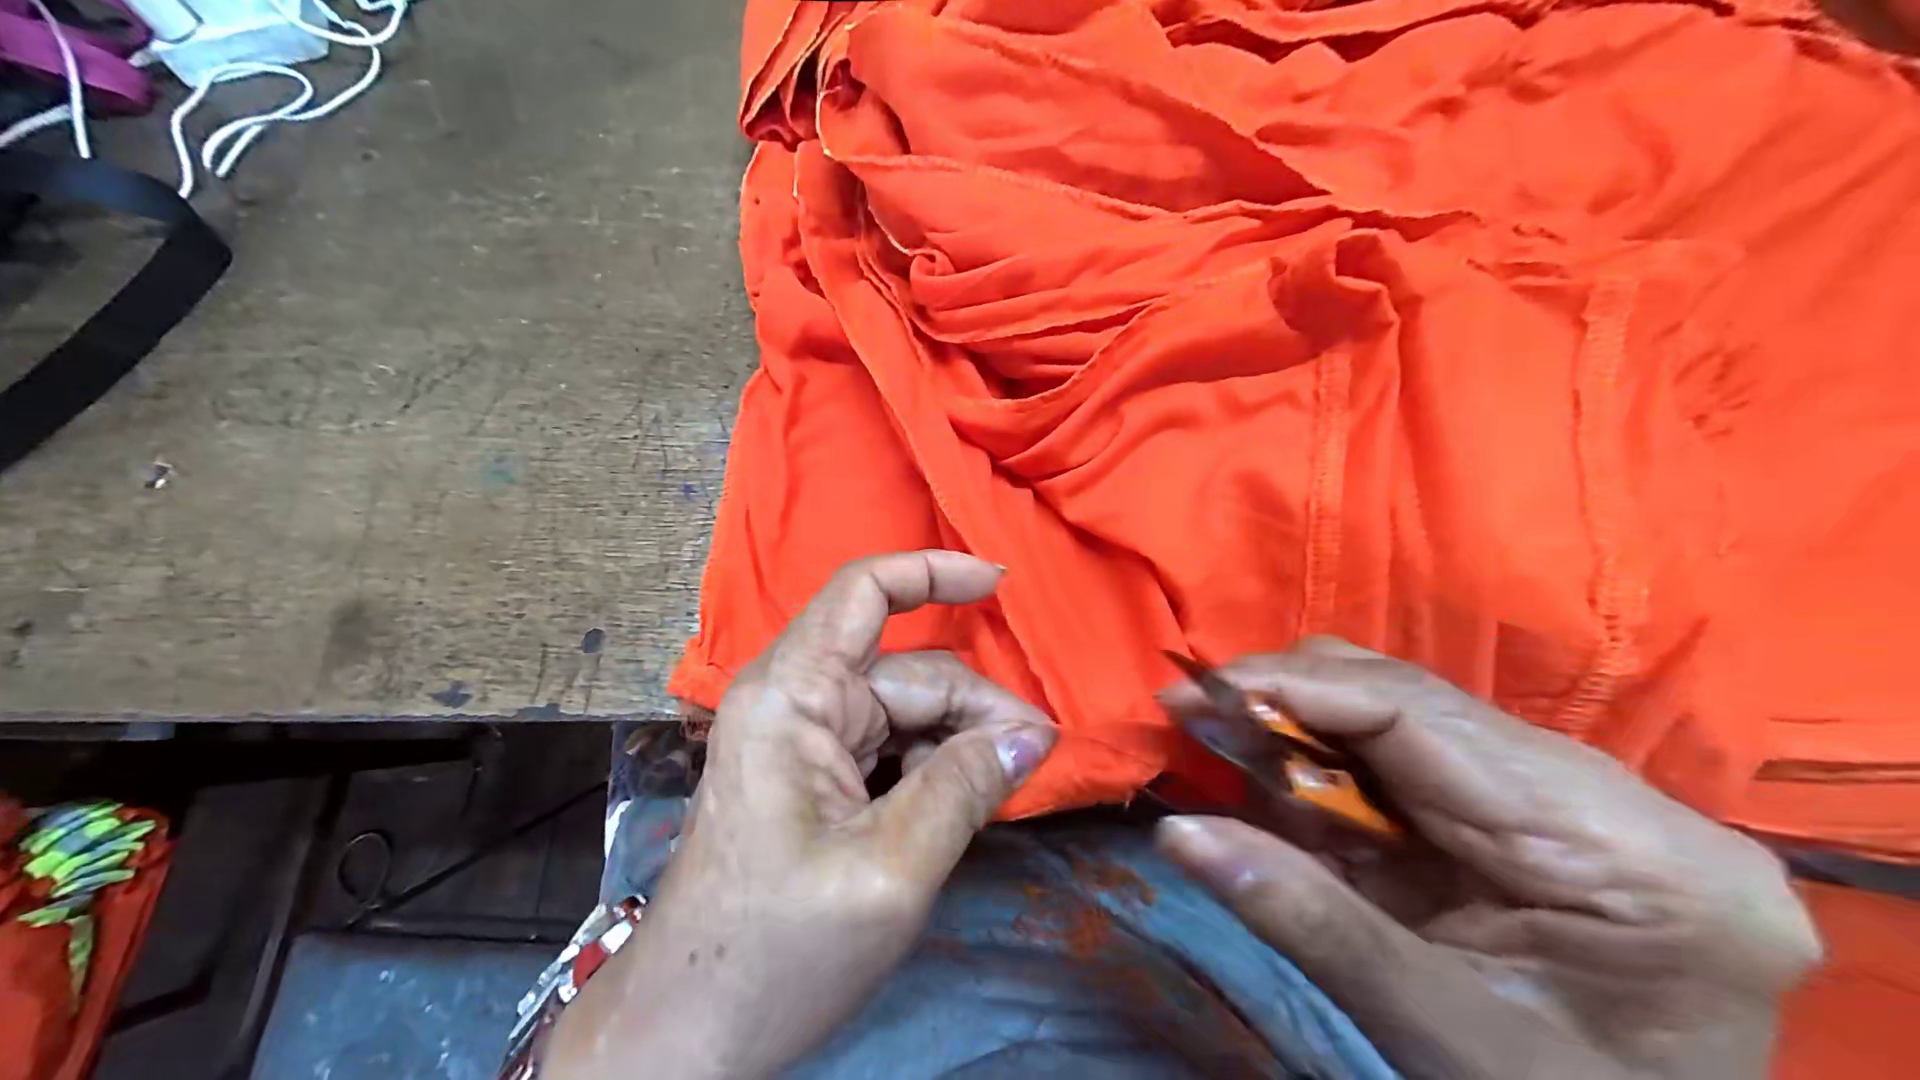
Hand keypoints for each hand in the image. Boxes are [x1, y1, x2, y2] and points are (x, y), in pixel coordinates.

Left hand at [544, 551, 1056, 1079]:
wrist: (691, 1033)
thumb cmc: (777, 950)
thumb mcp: (890, 869)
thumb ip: (964, 789)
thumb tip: (1031, 736)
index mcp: (792, 696)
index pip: (863, 594)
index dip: (931, 573)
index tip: (997, 582)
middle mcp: (795, 701)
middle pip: (907, 672)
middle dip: (975, 707)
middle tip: (1038, 753)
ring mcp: (804, 740)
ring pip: (905, 713)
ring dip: (960, 742)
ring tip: (1007, 786)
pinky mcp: (815, 777)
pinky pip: (890, 748)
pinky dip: (933, 766)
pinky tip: (964, 801)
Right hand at [1156, 637, 1819, 1079]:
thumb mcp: (1439, 1036)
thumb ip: (1309, 922)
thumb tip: (1177, 832)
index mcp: (1621, 845)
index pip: (1423, 715)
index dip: (1294, 690)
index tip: (1192, 693)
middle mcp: (1598, 789)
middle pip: (1406, 697)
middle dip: (1286, 700)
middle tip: (1192, 718)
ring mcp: (1561, 789)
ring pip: (1394, 710)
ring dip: (1298, 726)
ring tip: (1224, 744)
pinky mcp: (1517, 802)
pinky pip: (1398, 750)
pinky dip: (1324, 762)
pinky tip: (1281, 781)